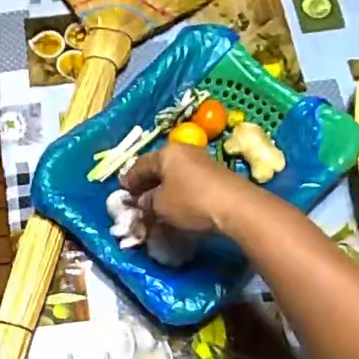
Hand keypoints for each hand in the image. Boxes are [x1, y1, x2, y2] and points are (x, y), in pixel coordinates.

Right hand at [120, 143, 260, 234]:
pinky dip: (178, 192)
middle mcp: (184, 151)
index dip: (128, 181)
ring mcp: (202, 162)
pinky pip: (188, 182)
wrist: (236, 207)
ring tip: (156, 206)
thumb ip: (145, 203)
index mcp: (166, 153)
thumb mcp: (159, 206)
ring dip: (163, 190)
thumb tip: (142, 203)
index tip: (123, 195)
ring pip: (174, 175)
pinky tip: (175, 206)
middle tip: (137, 201)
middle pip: (158, 168)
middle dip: (146, 185)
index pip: (139, 165)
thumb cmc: (190, 201)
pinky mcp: (215, 175)